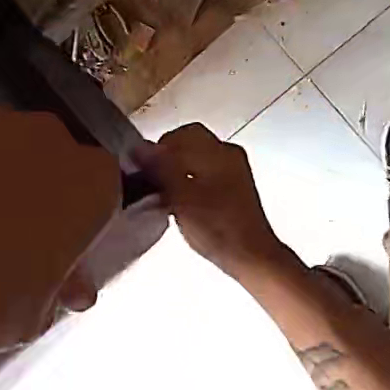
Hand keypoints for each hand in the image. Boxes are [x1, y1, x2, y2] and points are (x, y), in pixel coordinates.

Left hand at [0, 107, 118, 368]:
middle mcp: (49, 139)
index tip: (56, 270)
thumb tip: (67, 285)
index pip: (103, 204)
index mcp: (91, 184)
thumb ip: (56, 294)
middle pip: (56, 174)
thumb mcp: (27, 320)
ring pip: (6, 160)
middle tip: (8, 257)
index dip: (80, 239)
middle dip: (41, 209)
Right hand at [139, 123, 291, 280]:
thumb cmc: (219, 228)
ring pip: (199, 159)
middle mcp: (230, 157)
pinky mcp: (235, 190)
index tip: (143, 164)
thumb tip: (140, 148)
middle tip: (150, 176)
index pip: (184, 133)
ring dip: (179, 170)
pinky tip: (179, 201)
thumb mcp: (181, 196)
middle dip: (168, 157)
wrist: (250, 256)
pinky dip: (190, 181)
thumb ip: (160, 168)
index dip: (159, 146)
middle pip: (193, 144)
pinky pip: (207, 174)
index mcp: (220, 152)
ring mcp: (235, 173)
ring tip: (162, 191)